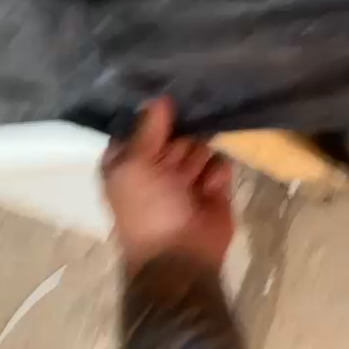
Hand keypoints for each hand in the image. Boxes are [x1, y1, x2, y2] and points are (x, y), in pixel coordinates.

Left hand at [101, 97, 233, 273]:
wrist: (181, 252)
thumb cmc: (147, 209)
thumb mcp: (135, 166)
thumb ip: (148, 130)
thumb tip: (160, 98)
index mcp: (127, 160)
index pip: (140, 126)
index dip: (152, 115)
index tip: (169, 96)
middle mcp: (155, 165)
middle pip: (175, 132)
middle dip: (182, 136)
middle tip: (179, 150)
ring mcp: (186, 175)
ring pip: (200, 145)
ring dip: (200, 155)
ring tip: (193, 176)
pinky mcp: (215, 185)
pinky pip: (221, 164)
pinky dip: (217, 173)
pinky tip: (210, 188)